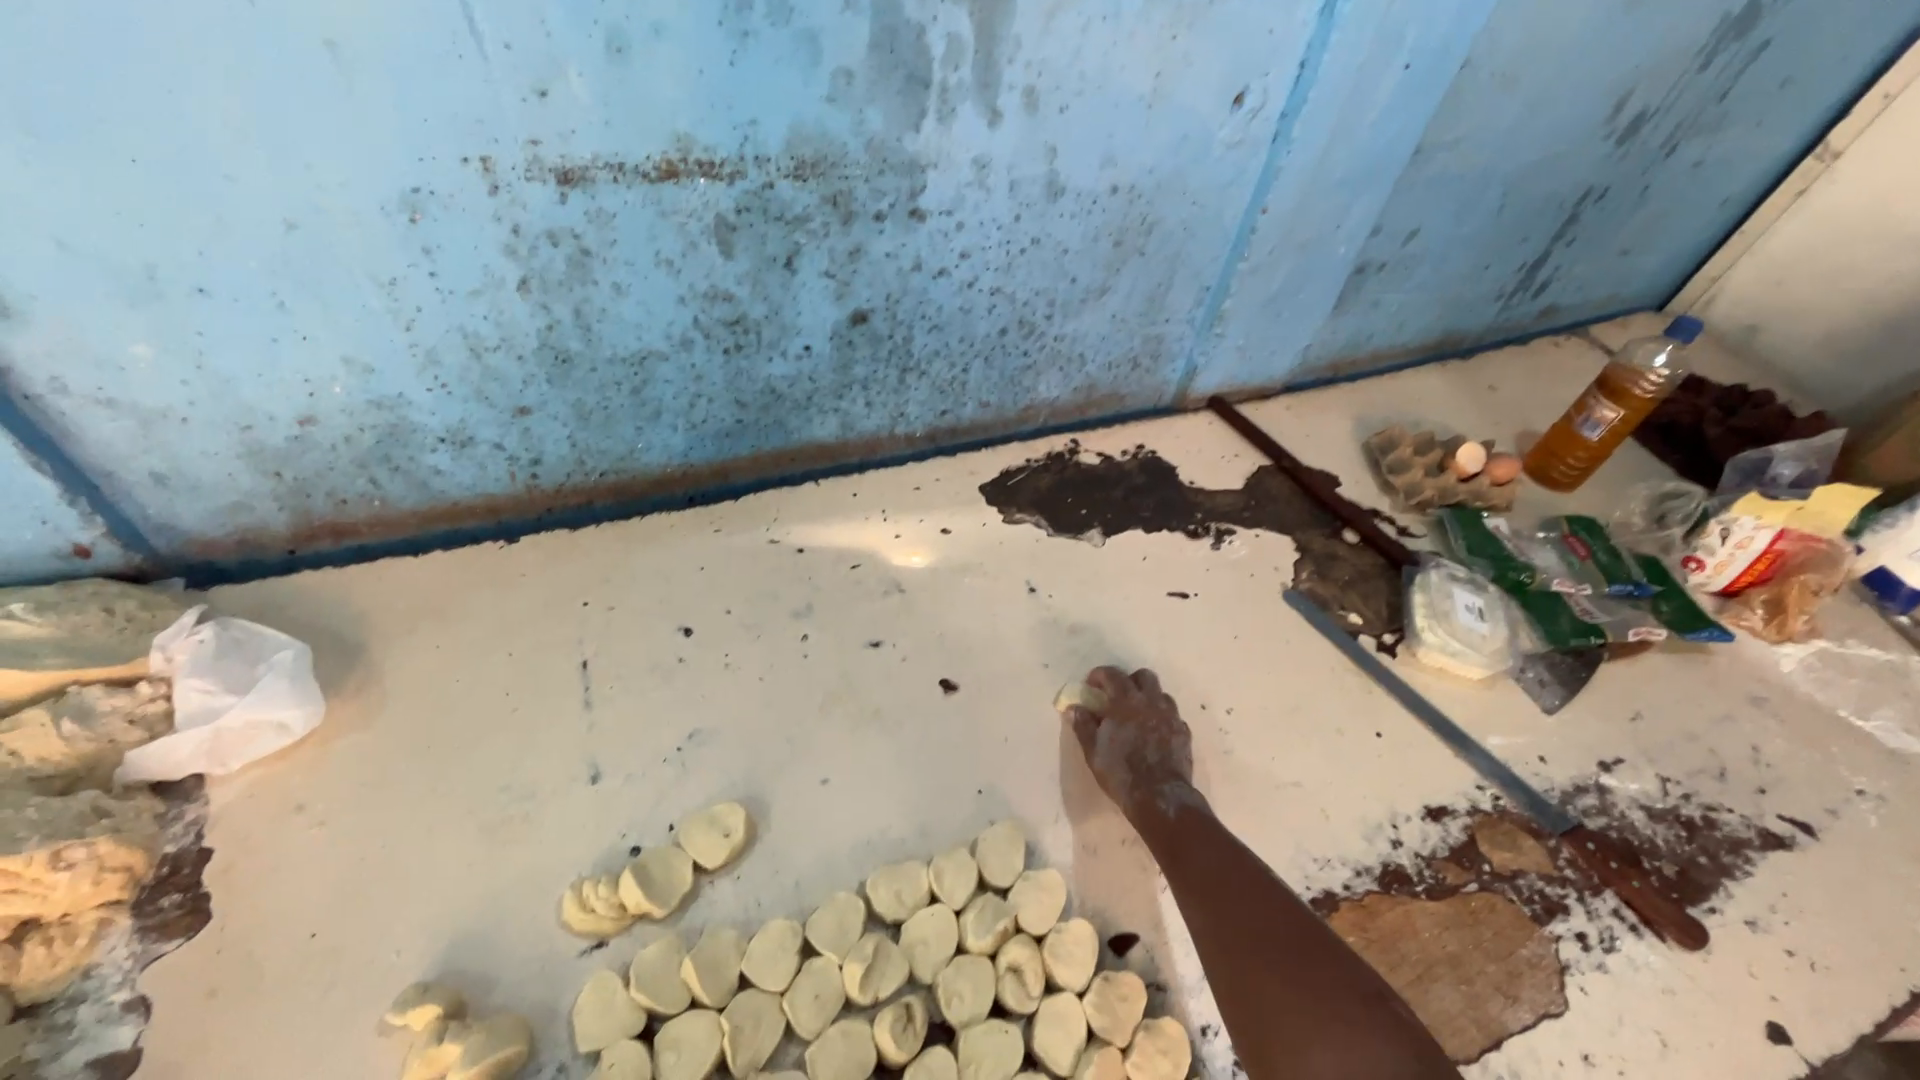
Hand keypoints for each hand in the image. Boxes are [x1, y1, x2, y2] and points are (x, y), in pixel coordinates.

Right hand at [1062, 666, 1196, 819]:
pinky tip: (1153, 733)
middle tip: (1117, 696)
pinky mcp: (1184, 732)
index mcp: (1126, 702)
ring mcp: (1171, 716)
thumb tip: (1074, 708)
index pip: (1112, 675)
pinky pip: (1172, 715)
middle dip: (1128, 680)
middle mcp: (1151, 702)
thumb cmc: (1120, 773)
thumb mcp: (1093, 751)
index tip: (1091, 684)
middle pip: (1143, 676)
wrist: (1159, 797)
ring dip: (1147, 698)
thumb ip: (1083, 725)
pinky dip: (1160, 717)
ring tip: (1137, 715)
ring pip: (1161, 694)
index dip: (1099, 675)